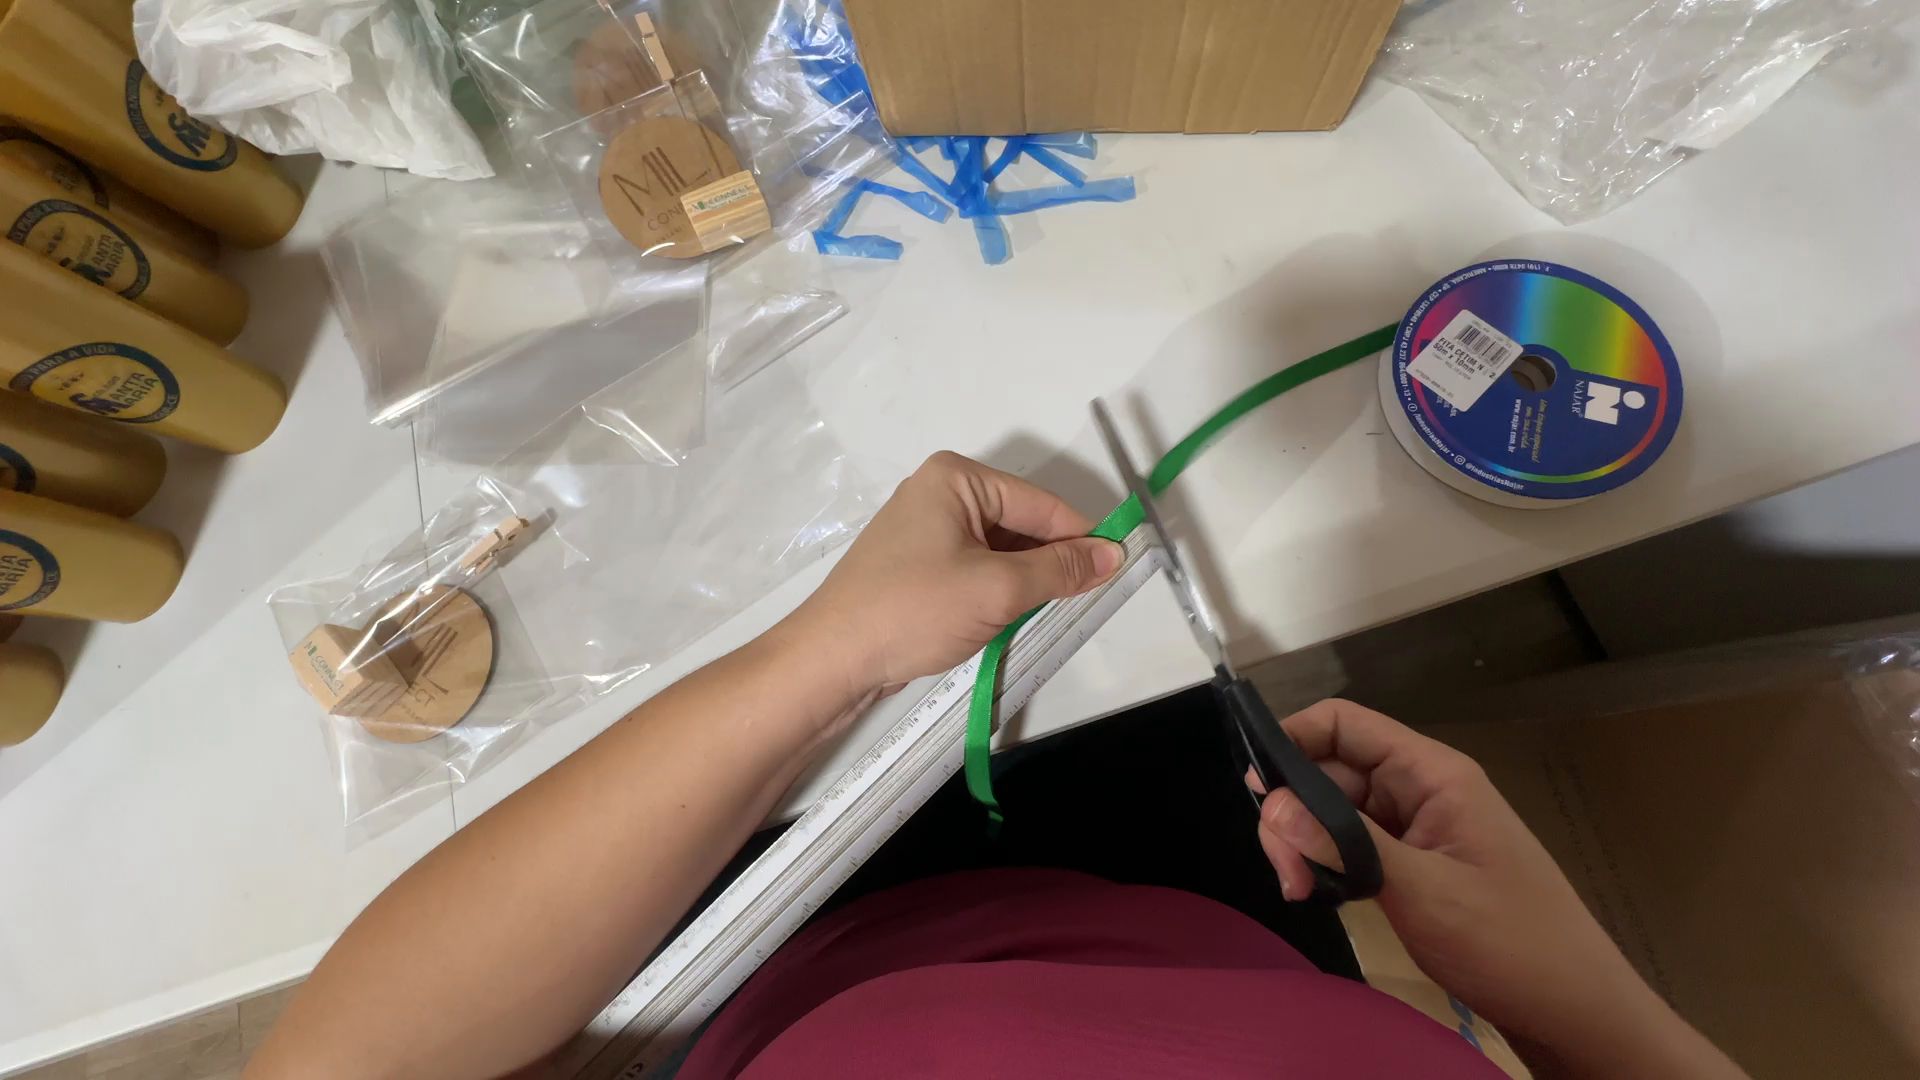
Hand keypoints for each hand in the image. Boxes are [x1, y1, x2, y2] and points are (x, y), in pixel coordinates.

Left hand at [785, 452, 1122, 699]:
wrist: (833, 657)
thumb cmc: (915, 610)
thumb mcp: (998, 589)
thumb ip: (1059, 569)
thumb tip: (1113, 554)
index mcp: (956, 478)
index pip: (1040, 504)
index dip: (1080, 538)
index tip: (1114, 571)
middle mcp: (939, 491)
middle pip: (1019, 523)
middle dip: (1045, 563)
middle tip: (1074, 602)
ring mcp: (924, 527)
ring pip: (998, 548)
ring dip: (1020, 581)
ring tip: (1030, 614)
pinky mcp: (916, 562)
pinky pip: (973, 566)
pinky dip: (994, 589)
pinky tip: (1000, 617)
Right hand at [1256, 700, 1746, 1079]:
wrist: (1580, 1022)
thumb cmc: (1513, 944)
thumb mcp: (1423, 890)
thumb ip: (1343, 841)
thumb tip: (1271, 803)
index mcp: (1430, 773)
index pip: (1343, 724)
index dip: (1292, 738)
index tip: (1258, 789)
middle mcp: (1415, 787)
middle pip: (1327, 769)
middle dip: (1292, 811)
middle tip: (1283, 869)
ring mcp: (1409, 824)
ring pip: (1328, 808)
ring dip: (1302, 842)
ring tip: (1298, 888)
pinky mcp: (1403, 858)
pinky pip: (1343, 840)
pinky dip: (1321, 861)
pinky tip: (1314, 890)